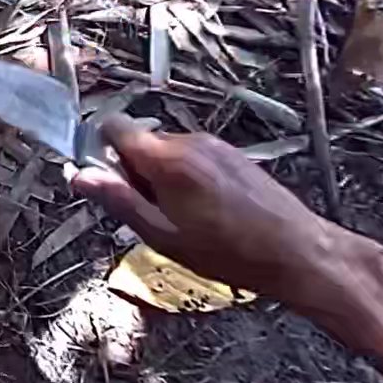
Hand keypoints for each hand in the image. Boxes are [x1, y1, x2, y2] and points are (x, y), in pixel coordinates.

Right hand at [69, 114, 381, 314]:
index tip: (107, 179)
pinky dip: (183, 176)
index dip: (100, 150)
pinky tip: (202, 209)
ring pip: (163, 150)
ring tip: (179, 214)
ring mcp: (213, 146)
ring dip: (158, 175)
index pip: (113, 127)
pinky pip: (189, 156)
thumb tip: (80, 176)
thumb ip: (117, 200)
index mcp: (166, 160)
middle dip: (131, 170)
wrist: (303, 255)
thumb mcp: (160, 234)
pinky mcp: (230, 154)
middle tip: (148, 210)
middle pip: (138, 142)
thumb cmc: (231, 252)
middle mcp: (189, 142)